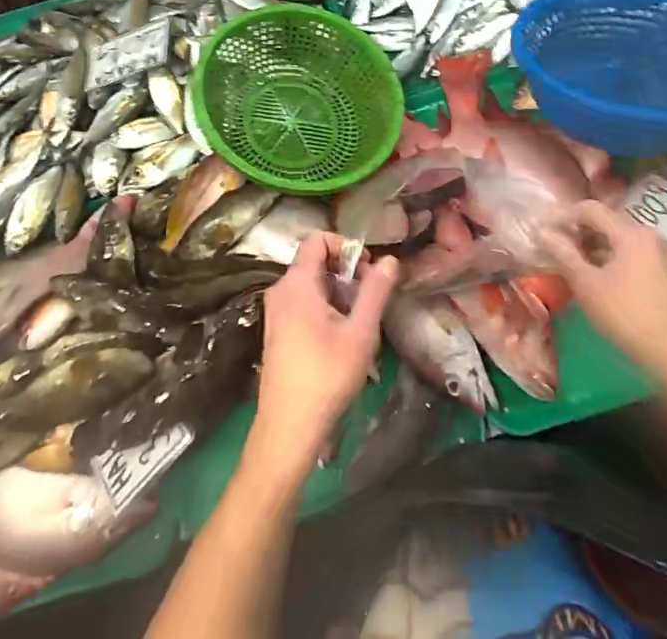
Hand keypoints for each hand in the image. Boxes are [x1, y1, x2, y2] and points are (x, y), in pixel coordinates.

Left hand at [251, 233, 399, 463]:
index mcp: (296, 283)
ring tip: (360, 320)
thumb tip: (390, 260)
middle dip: (346, 271)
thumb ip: (376, 291)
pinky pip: (303, 302)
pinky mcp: (278, 331)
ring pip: (311, 283)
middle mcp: (280, 291)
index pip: (317, 239)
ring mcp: (276, 312)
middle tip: (370, 296)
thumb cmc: (326, 376)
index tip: (368, 269)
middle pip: (315, 261)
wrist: (289, 427)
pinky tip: (342, 335)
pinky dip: (325, 306)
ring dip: (338, 291)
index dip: (345, 245)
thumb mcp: (360, 332)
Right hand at [539, 200, 666, 384]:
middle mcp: (649, 236)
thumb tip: (543, 232)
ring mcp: (662, 254)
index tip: (544, 231)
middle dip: (578, 232)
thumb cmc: (626, 314)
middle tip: (555, 247)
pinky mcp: (666, 272)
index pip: (591, 209)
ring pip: (620, 239)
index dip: (563, 215)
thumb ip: (564, 254)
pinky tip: (598, 278)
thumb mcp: (587, 284)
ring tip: (573, 264)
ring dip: (594, 246)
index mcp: (631, 233)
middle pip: (608, 222)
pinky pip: (633, 254)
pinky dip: (611, 258)